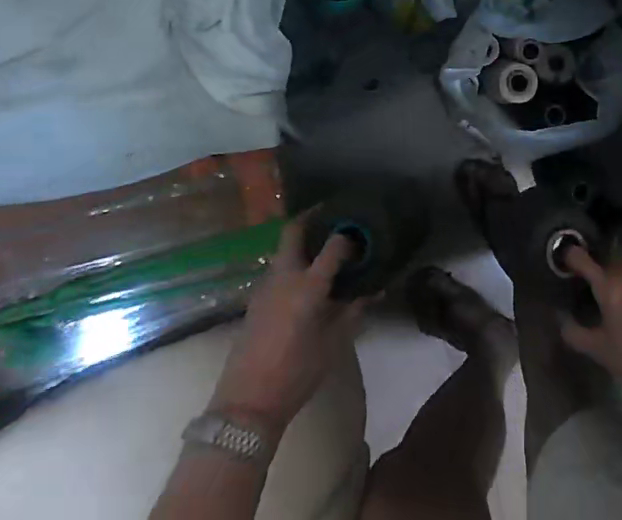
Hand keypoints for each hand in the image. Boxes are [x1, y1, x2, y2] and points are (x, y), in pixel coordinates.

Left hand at [209, 214, 363, 432]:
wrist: (245, 405)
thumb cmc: (297, 373)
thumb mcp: (334, 343)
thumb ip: (355, 311)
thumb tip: (376, 290)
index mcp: (308, 286)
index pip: (334, 246)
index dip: (349, 236)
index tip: (362, 233)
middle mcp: (284, 277)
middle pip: (293, 232)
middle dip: (312, 218)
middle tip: (332, 215)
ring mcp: (264, 288)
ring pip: (282, 250)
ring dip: (301, 241)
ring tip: (323, 245)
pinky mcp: (254, 302)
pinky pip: (276, 270)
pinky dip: (292, 262)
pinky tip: (305, 277)